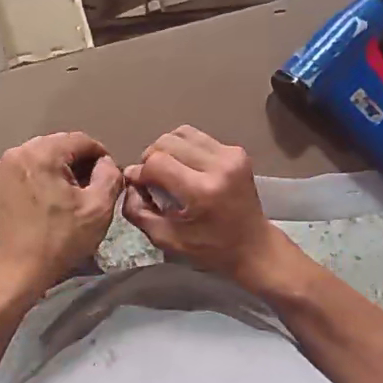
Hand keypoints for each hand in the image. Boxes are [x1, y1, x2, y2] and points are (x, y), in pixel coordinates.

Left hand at [0, 132, 124, 296]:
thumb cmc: (60, 239)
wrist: (18, 269)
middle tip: (93, 187)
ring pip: (43, 157)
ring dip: (61, 170)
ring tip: (72, 196)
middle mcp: (18, 152)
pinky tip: (51, 200)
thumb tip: (106, 163)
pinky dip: (42, 178)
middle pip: (60, 145)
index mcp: (42, 153)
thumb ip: (110, 176)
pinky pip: (27, 170)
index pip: (81, 140)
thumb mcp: (98, 208)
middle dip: (79, 162)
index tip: (109, 176)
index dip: (101, 155)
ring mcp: (3, 167)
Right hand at [121, 126, 294, 287]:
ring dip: (167, 150)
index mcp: (202, 191)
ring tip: (168, 170)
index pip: (156, 163)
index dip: (140, 174)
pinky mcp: (237, 152)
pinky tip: (186, 168)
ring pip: (181, 133)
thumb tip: (129, 181)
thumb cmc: (210, 249)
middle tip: (152, 179)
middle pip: (166, 142)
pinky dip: (185, 149)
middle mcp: (219, 166)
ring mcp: (231, 155)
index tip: (140, 188)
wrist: (254, 247)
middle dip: (151, 159)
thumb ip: (138, 211)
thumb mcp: (167, 239)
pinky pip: (199, 138)